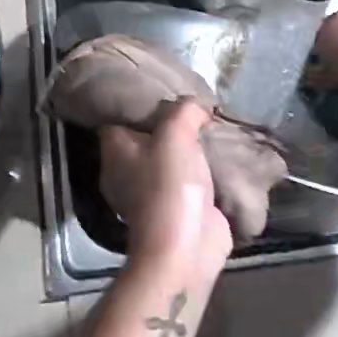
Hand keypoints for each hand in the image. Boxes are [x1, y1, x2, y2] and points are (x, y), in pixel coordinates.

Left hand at [98, 99, 229, 267]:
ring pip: (171, 158)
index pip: (120, 116)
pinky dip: (203, 170)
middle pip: (148, 137)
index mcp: (116, 151)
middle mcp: (127, 171)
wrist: (186, 248)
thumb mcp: (176, 134)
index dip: (140, 102)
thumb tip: (198, 107)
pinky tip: (221, 154)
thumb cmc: (170, 186)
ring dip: (191, 148)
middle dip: (172, 123)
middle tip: (196, 106)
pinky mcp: (178, 209)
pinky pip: (190, 180)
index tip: (165, 88)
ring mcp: (152, 193)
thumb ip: (185, 110)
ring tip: (213, 126)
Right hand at [307, 10, 337, 95]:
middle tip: (336, 71)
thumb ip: (313, 78)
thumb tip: (307, 76)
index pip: (310, 46)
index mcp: (321, 29)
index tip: (321, 74)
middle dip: (329, 53)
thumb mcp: (332, 81)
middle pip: (327, 38)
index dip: (314, 62)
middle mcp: (337, 17)